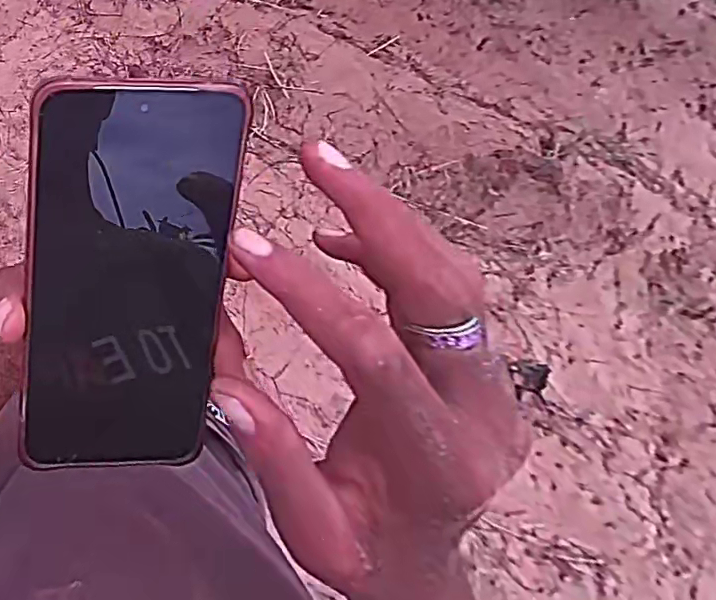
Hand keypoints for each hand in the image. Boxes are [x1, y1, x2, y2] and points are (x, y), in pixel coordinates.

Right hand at [211, 142, 528, 599]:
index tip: (245, 246)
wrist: (427, 568)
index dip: (303, 291)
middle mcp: (480, 410)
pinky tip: (339, 235)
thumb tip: (227, 387)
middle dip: (372, 211)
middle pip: (440, 290)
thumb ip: (273, 460)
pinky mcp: (476, 360)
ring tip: (325, 166)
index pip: (372, 351)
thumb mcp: (313, 529)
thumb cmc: (368, 550)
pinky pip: (444, 281)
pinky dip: (390, 244)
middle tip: (316, 157)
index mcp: (437, 458)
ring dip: (383, 212)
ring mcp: (487, 381)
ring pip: (451, 272)